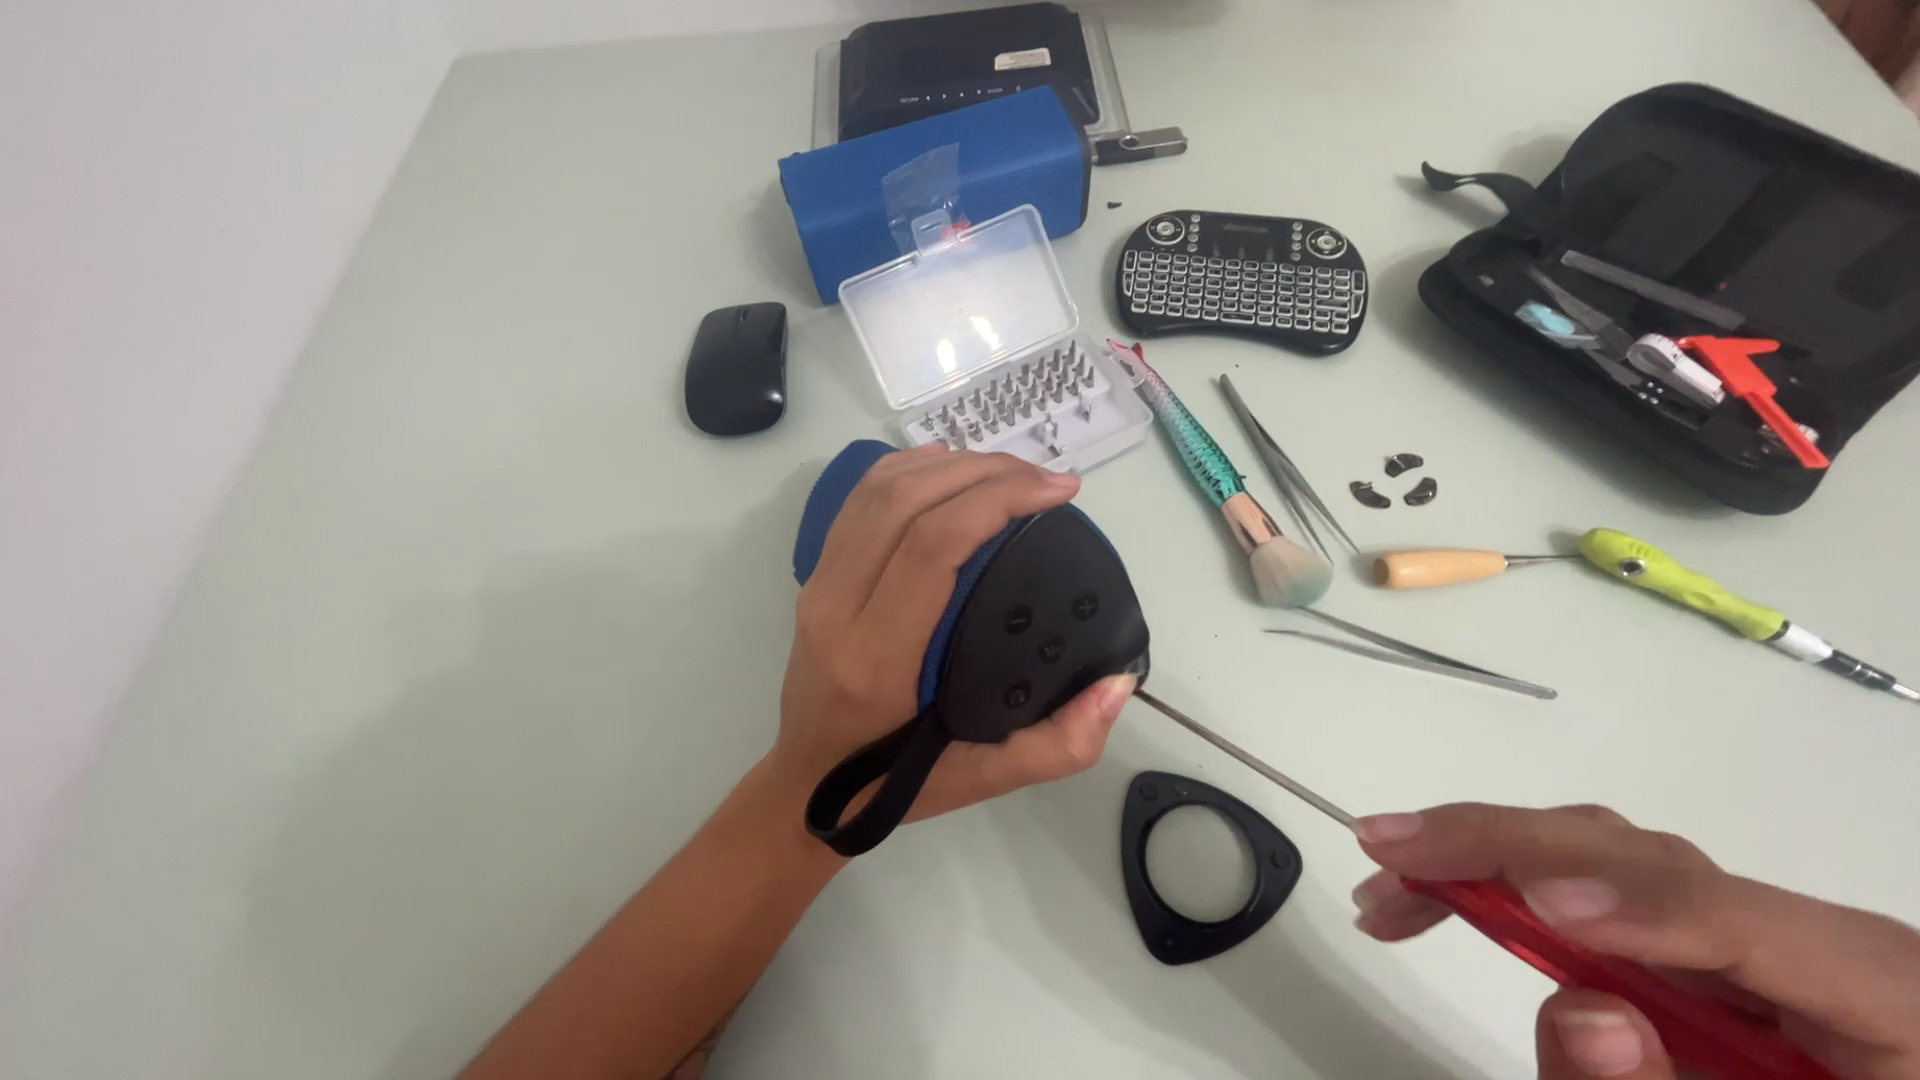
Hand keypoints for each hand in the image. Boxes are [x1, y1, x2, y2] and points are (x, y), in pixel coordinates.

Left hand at [768, 445, 1134, 824]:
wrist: (804, 787)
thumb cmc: (892, 787)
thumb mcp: (984, 780)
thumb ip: (1059, 744)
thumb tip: (1116, 683)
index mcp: (878, 657)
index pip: (933, 546)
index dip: (998, 500)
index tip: (1057, 492)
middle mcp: (838, 609)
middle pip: (905, 503)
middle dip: (984, 471)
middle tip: (1045, 478)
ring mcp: (817, 587)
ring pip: (876, 492)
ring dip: (947, 464)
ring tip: (1009, 469)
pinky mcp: (813, 579)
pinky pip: (856, 503)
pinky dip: (904, 470)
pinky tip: (947, 466)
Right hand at [1348, 804, 1919, 1078]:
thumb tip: (1581, 1012)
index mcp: (1886, 999)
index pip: (1757, 925)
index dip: (1646, 903)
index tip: (1535, 906)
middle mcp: (1804, 937)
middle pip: (1647, 859)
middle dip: (1506, 847)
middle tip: (1391, 851)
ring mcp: (1735, 929)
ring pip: (1598, 853)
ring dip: (1478, 854)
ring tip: (1387, 879)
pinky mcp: (1680, 936)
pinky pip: (1582, 883)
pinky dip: (1496, 881)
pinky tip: (1432, 893)